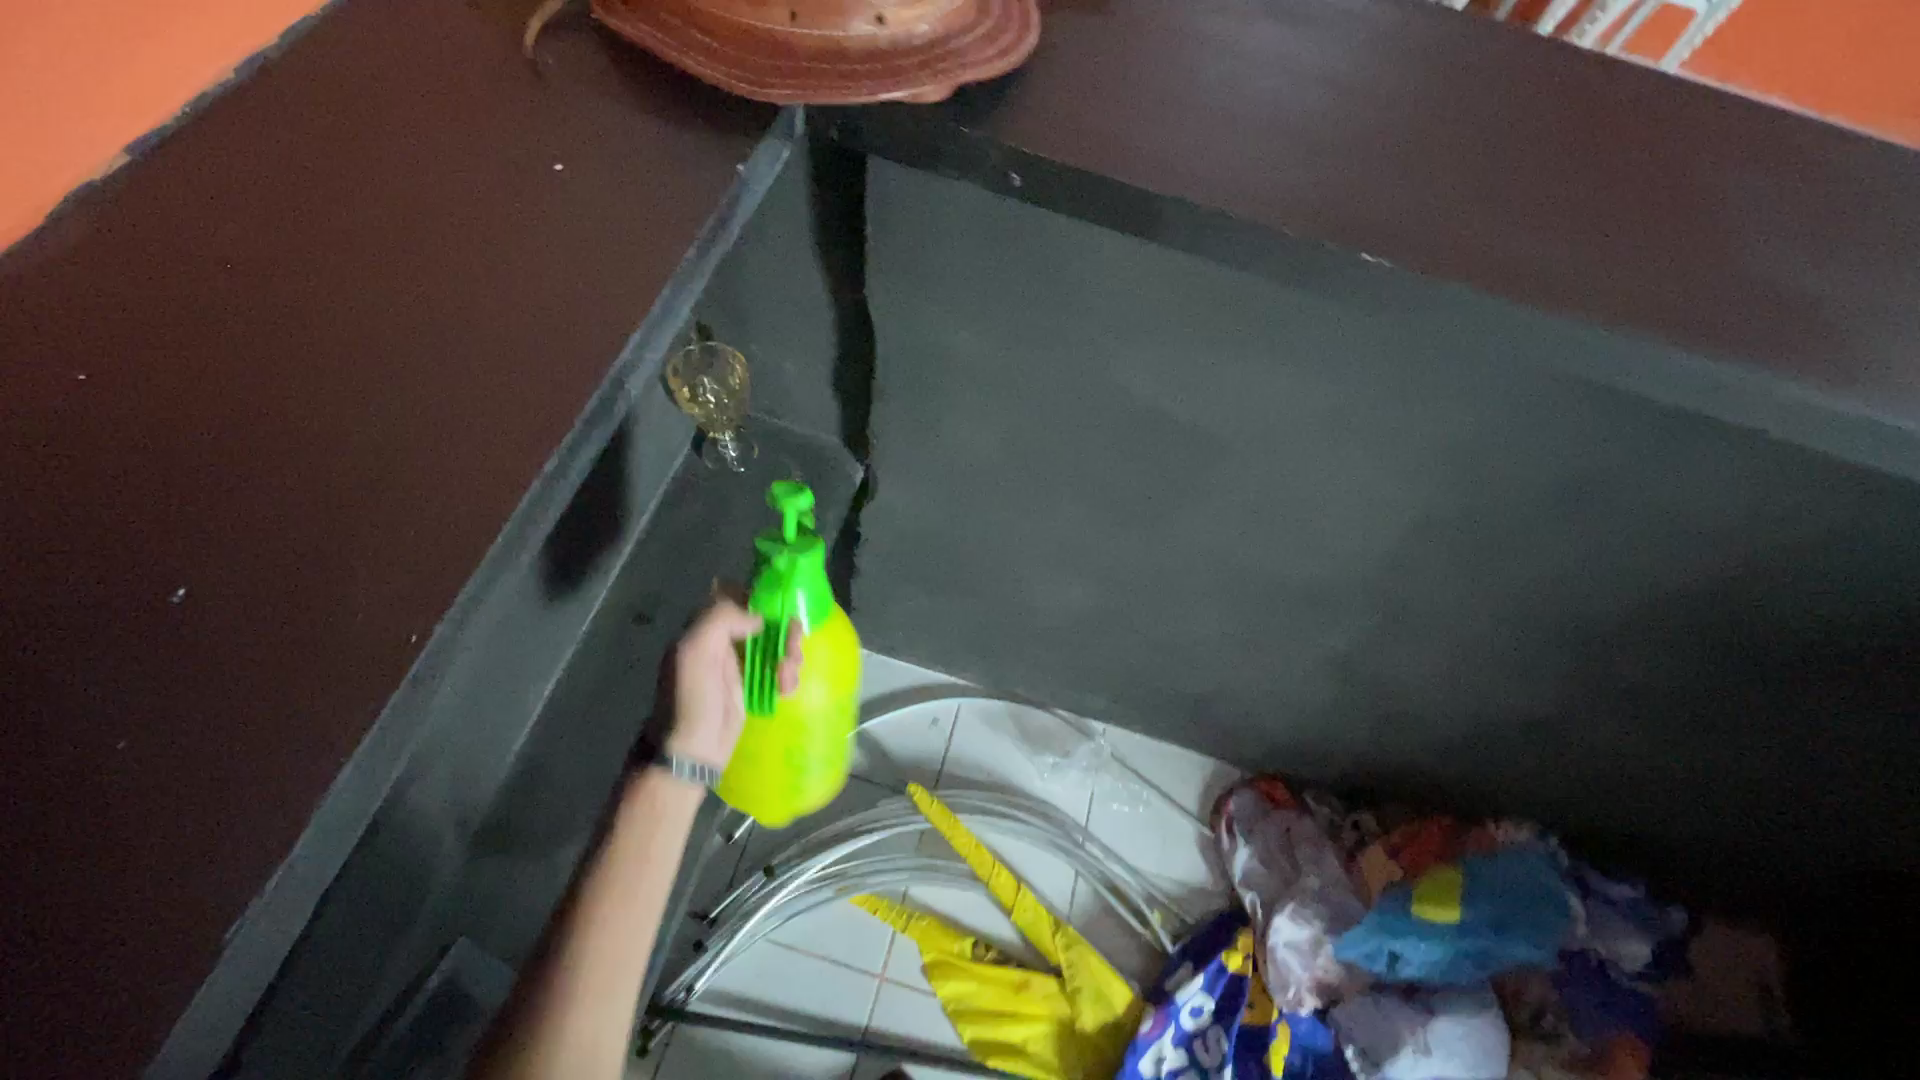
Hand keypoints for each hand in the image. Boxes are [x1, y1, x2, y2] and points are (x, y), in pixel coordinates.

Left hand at [665, 598, 802, 770]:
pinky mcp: (754, 687)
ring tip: (788, 675)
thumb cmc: (690, 697)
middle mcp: (723, 641)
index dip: (759, 597)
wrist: (691, 750)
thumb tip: (758, 617)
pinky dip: (788, 676)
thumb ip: (723, 618)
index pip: (735, 596)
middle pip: (763, 620)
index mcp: (704, 627)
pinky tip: (787, 688)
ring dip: (789, 655)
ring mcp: (739, 665)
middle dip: (783, 630)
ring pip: (775, 645)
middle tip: (793, 646)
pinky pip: (779, 671)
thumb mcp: (696, 649)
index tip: (780, 606)